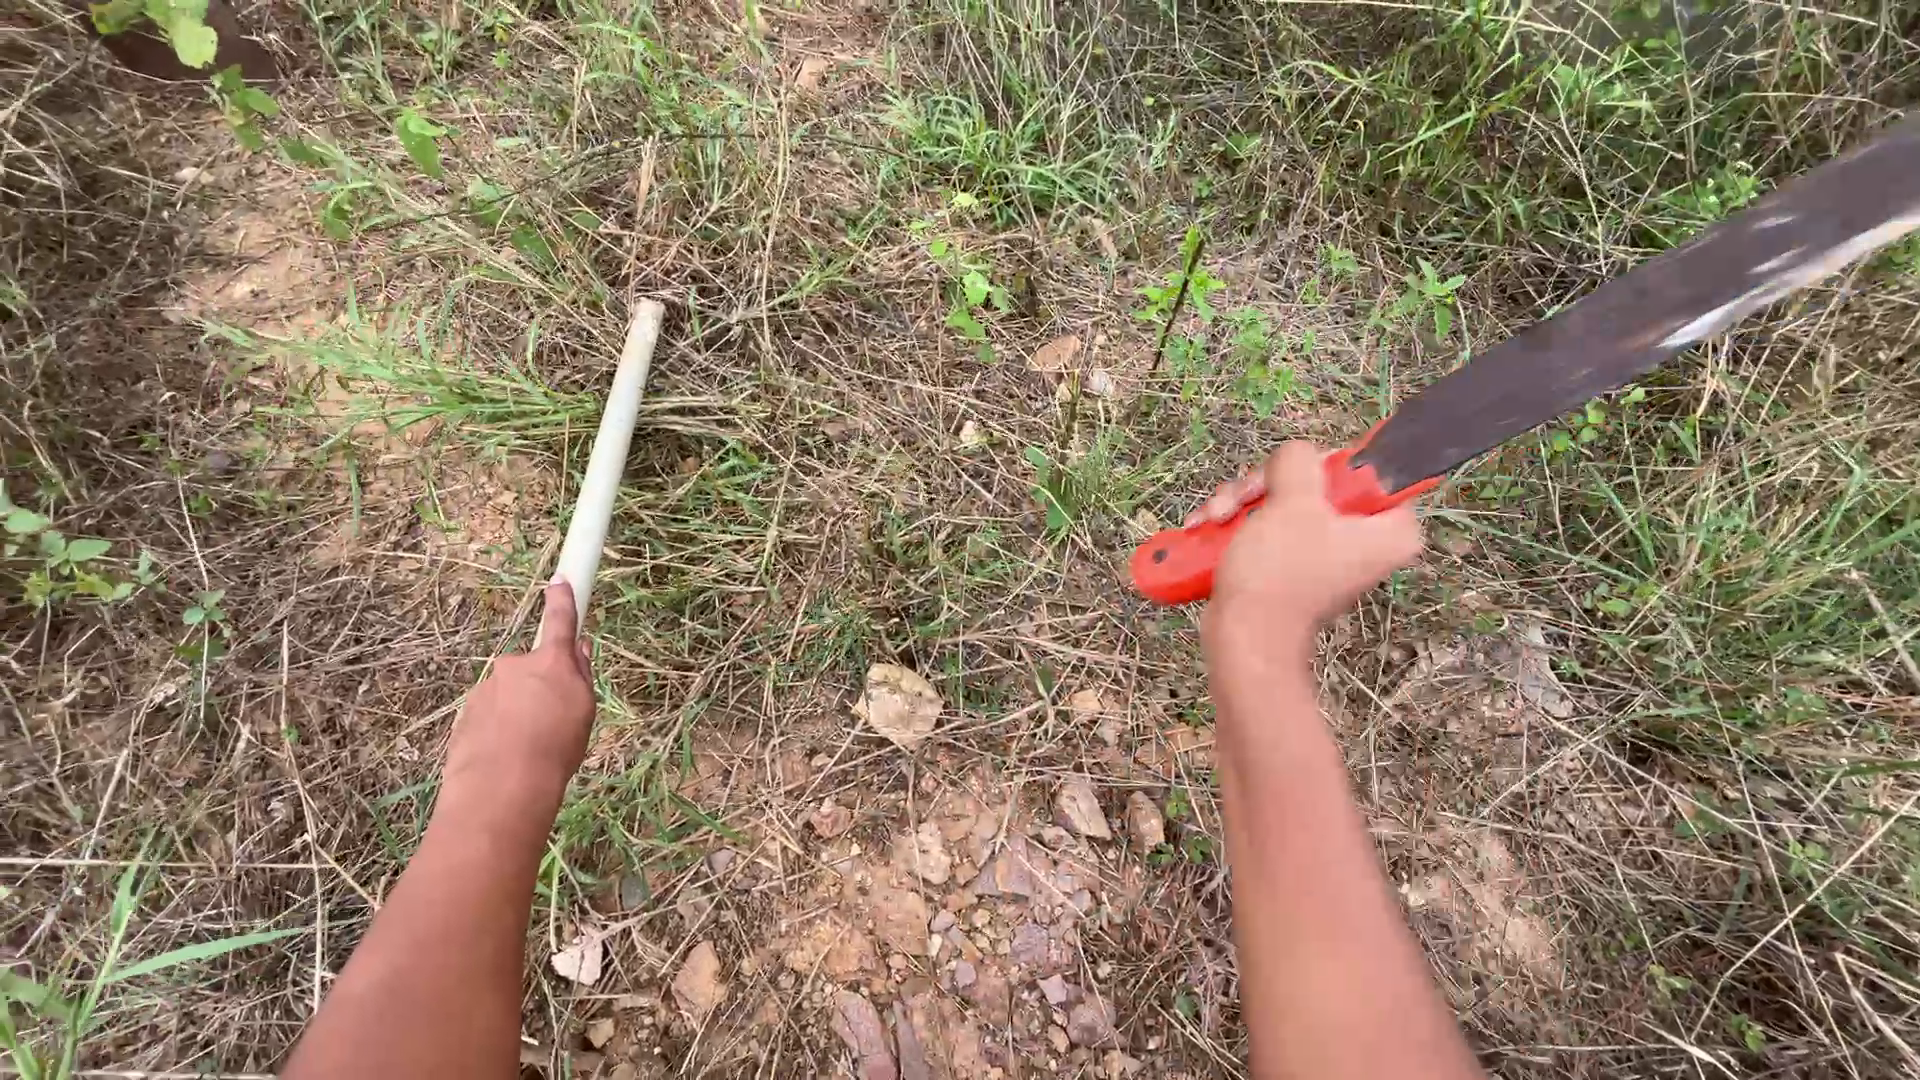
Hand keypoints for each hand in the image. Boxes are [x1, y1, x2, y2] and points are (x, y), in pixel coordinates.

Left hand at [443, 579, 595, 810]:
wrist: (501, 788)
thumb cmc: (556, 747)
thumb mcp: (585, 710)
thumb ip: (581, 675)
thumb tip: (577, 648)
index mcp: (551, 662)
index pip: (560, 621)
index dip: (562, 599)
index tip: (559, 580)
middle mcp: (515, 666)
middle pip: (533, 668)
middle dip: (541, 686)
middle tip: (554, 720)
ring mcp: (487, 689)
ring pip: (510, 694)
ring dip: (520, 712)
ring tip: (529, 747)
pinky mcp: (466, 714)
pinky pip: (491, 715)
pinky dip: (500, 729)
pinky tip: (507, 756)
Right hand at [1195, 442, 1422, 657]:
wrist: (1244, 637)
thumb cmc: (1278, 572)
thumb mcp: (1292, 501)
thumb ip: (1300, 461)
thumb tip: (1298, 456)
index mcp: (1391, 529)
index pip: (1368, 470)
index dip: (1321, 465)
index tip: (1286, 478)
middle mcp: (1365, 541)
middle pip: (1314, 483)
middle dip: (1263, 487)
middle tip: (1239, 500)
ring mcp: (1324, 554)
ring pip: (1282, 501)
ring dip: (1241, 503)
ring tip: (1215, 519)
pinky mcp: (1291, 564)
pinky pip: (1268, 526)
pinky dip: (1238, 523)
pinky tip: (1208, 526)